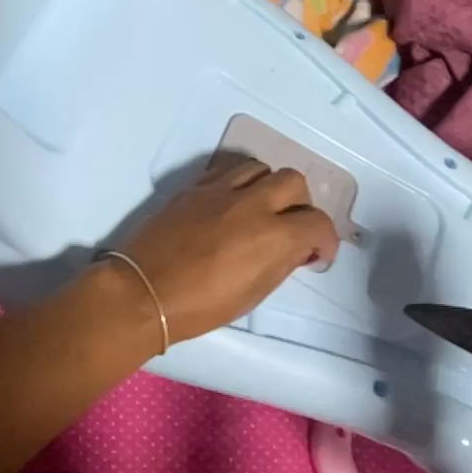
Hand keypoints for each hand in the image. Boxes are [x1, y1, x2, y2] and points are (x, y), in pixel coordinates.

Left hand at [114, 158, 339, 343]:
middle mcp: (251, 204)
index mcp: (273, 236)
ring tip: (259, 209)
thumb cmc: (202, 305)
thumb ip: (282, 262)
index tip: (316, 253)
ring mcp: (219, 190)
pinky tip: (230, 202)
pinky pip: (225, 170)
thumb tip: (298, 247)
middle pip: (293, 180)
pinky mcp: (193, 187)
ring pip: (259, 167)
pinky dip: (237, 181)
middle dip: (300, 203)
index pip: (318, 222)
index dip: (325, 239)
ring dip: (268, 185)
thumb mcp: (254, 293)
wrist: (146, 290)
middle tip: (290, 225)